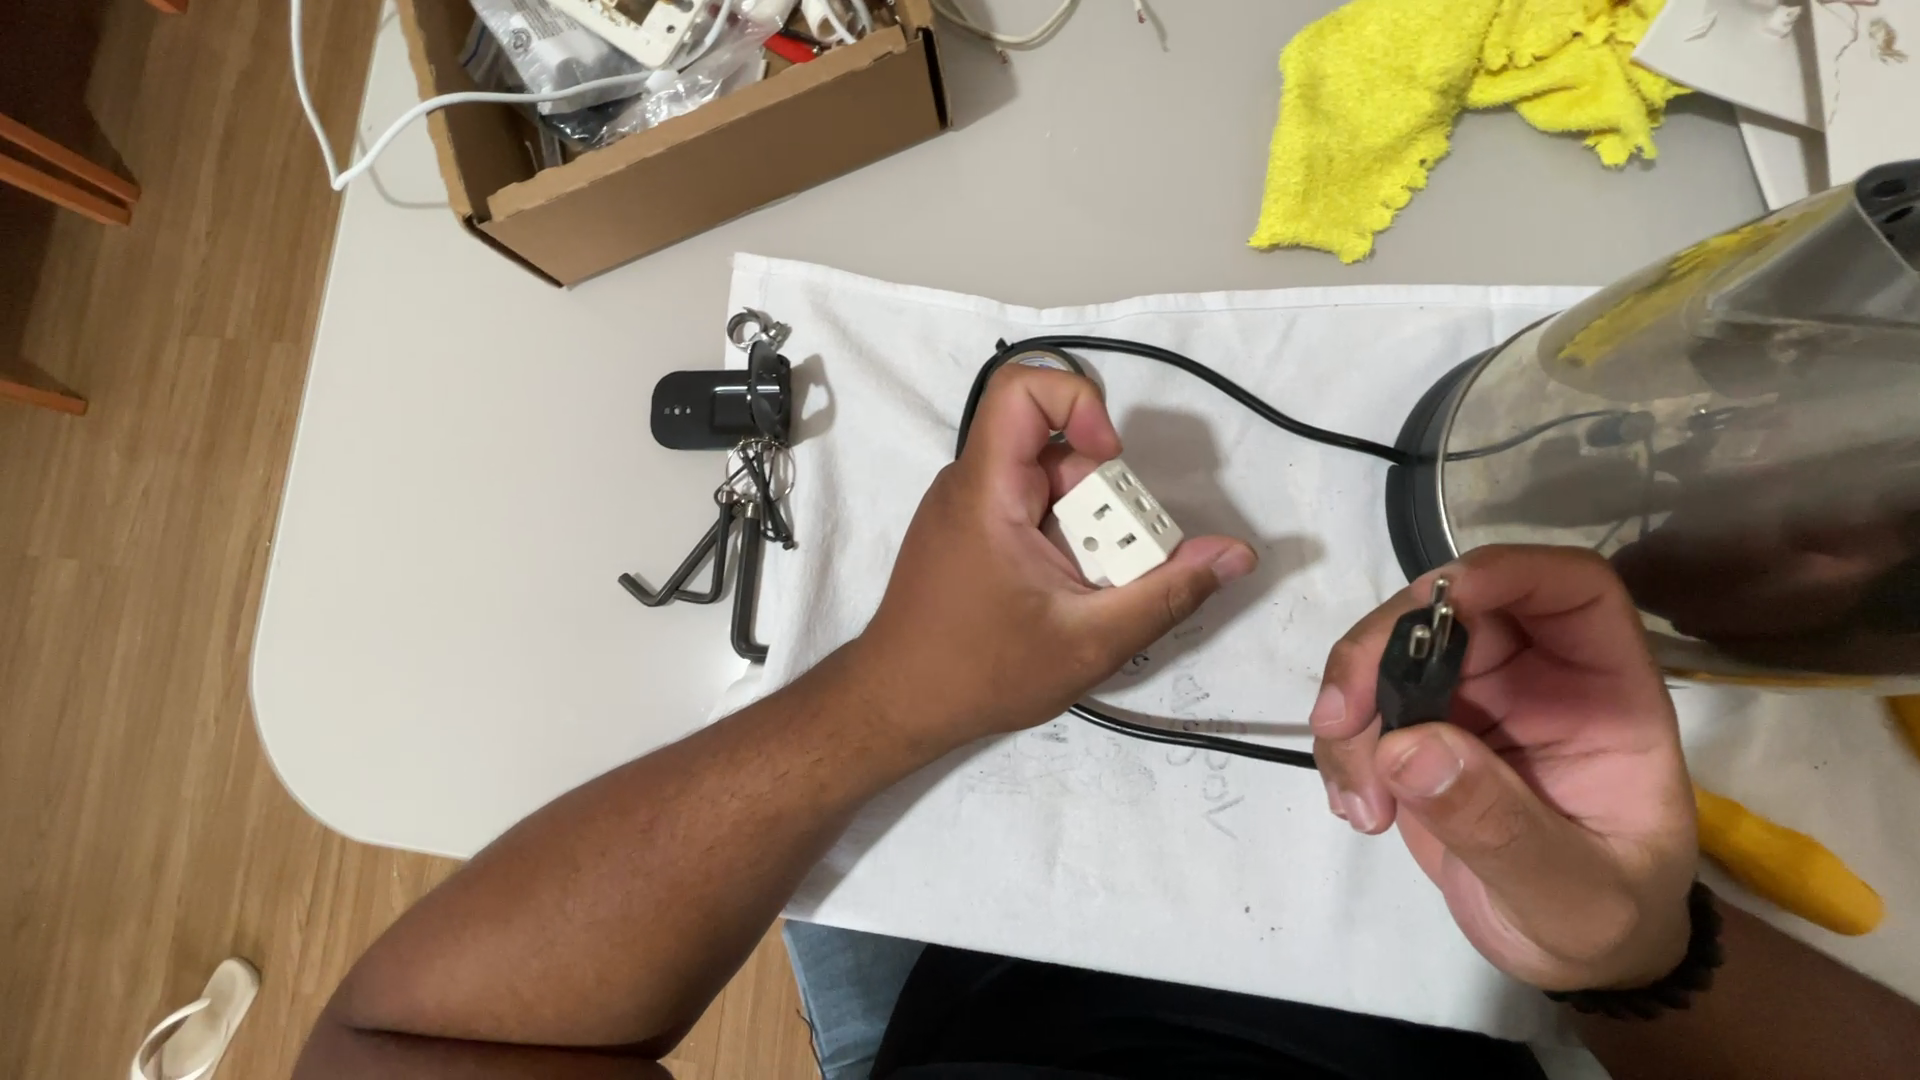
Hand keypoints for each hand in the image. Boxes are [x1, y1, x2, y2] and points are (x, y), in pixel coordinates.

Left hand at [852, 363, 1257, 749]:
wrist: (898, 703)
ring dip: (1084, 529)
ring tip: (1091, 592)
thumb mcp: (1089, 642)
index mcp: (987, 491)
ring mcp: (965, 510)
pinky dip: (1060, 542)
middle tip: (1117, 565)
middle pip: (1052, 450)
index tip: (1111, 461)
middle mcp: (971, 485)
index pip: (1021, 389)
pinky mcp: (967, 534)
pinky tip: (1065, 595)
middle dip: (1102, 499)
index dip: (1078, 402)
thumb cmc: (982, 673)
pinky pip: (1026, 511)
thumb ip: (1166, 594)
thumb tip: (1235, 554)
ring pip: (1044, 486)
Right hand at [1312, 546, 1697, 991]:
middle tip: (1340, 722)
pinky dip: (1338, 748)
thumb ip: (1499, 826)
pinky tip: (1357, 808)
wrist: (1558, 948)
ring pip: (1382, 654)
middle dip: (1377, 653)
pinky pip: (1355, 704)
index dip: (1506, 573)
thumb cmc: (1602, 921)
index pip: (1568, 589)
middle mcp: (1526, 676)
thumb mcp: (1572, 896)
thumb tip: (1405, 748)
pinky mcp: (1410, 724)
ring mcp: (1462, 696)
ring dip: (1348, 716)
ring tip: (1362, 804)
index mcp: (1599, 692)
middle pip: (1443, 611)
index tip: (1434, 604)